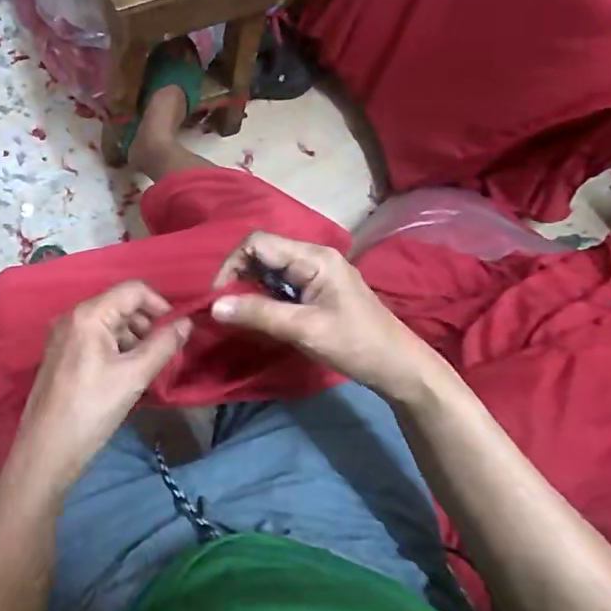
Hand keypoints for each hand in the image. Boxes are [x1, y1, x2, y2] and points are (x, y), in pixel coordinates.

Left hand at [9, 281, 191, 488]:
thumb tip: (187, 323)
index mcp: (89, 314)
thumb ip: (164, 345)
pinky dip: (117, 346)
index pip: (134, 289)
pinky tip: (126, 372)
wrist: (45, 452)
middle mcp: (73, 316)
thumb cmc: (91, 410)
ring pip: (110, 322)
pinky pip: (96, 337)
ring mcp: (63, 335)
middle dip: (148, 322)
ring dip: (134, 336)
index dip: (161, 304)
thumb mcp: (134, 376)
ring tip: (147, 365)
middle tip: (164, 351)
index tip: (177, 330)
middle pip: (121, 304)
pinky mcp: (61, 353)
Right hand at [208, 231, 446, 402]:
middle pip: (262, 253)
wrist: (397, 366)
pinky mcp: (318, 289)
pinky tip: (261, 318)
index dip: (231, 265)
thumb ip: (259, 314)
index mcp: (314, 257)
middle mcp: (314, 256)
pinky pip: (282, 284)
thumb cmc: (355, 345)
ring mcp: (317, 272)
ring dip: (251, 289)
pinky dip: (265, 298)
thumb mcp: (304, 330)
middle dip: (239, 277)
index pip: (258, 243)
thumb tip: (213, 305)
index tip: (218, 298)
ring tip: (240, 317)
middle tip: (226, 310)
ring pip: (270, 269)